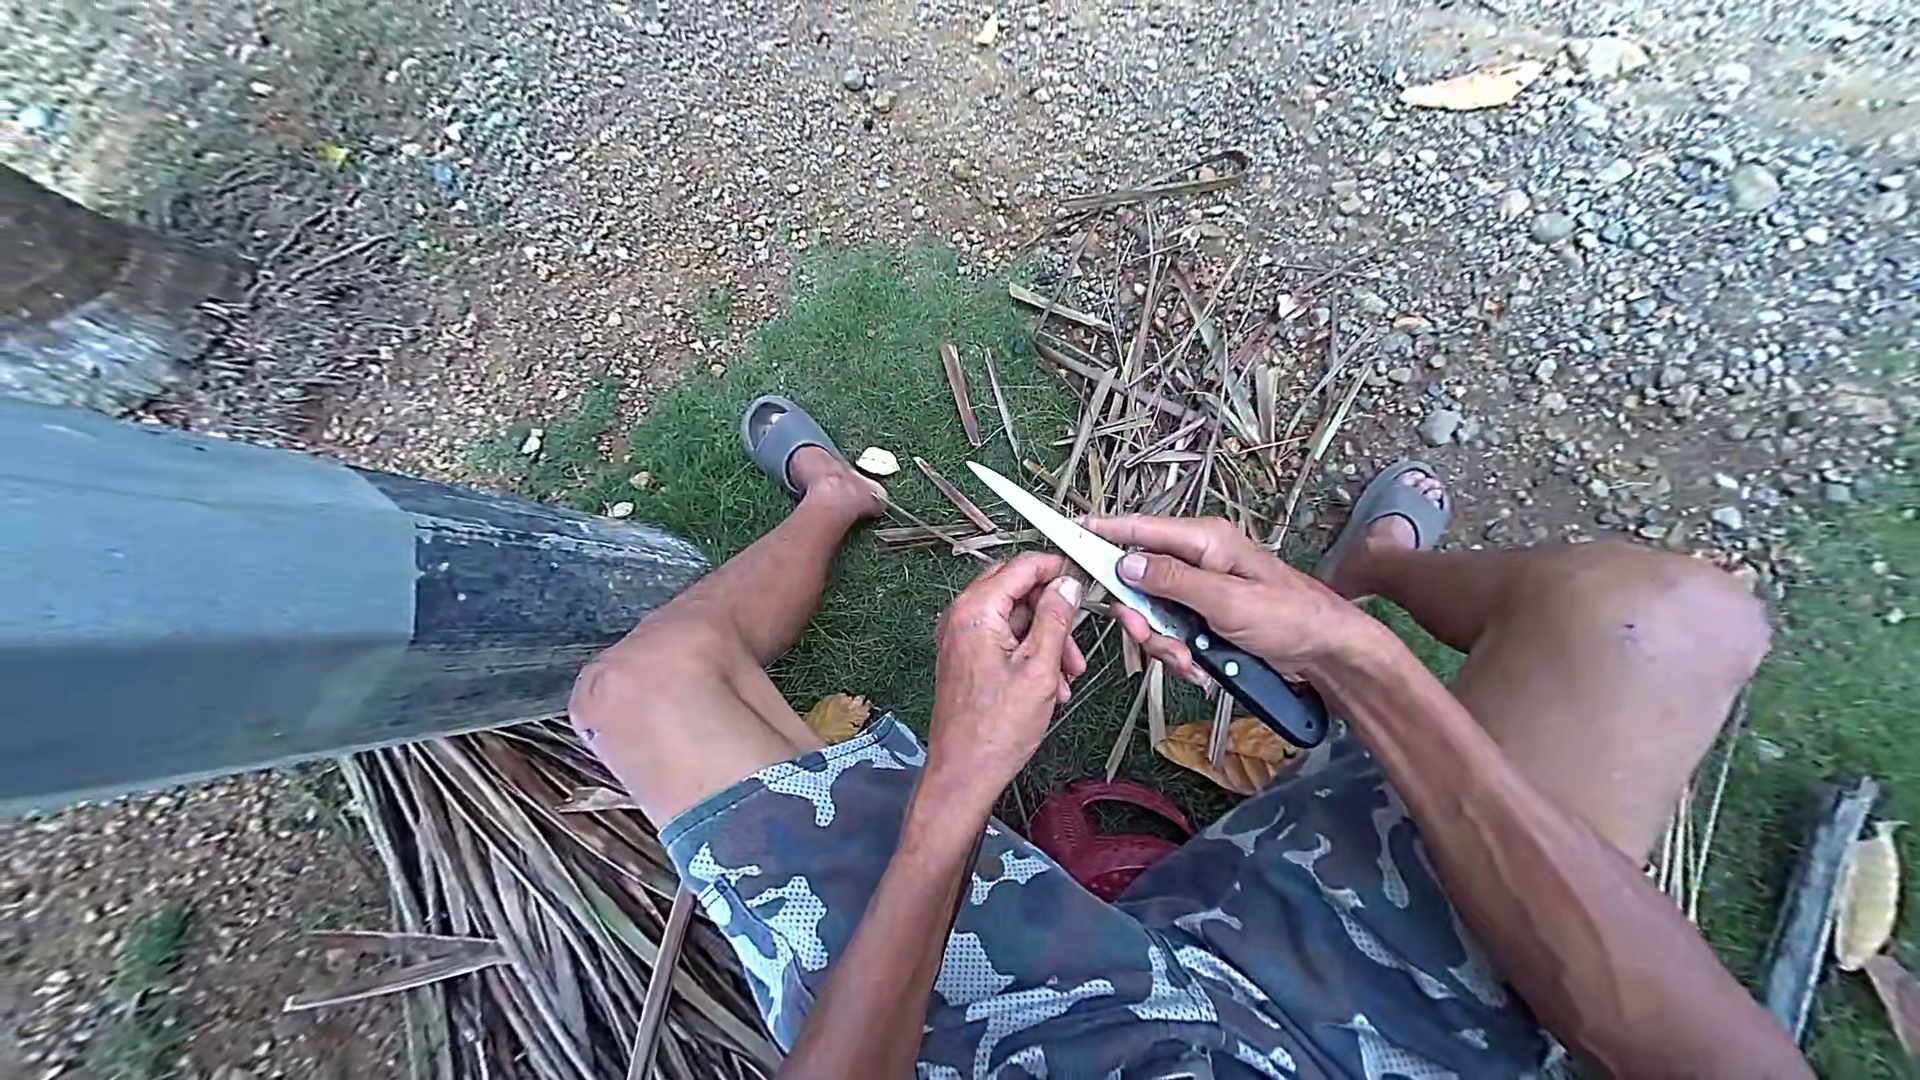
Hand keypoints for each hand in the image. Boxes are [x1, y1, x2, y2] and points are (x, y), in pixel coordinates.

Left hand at [927, 553, 1085, 808]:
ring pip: (1014, 617)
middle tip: (1075, 641)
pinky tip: (1049, 683)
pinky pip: (1003, 638)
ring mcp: (961, 636)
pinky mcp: (965, 655)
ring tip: (1066, 675)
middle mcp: (962, 616)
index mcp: (976, 610)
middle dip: (1052, 612)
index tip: (1082, 581)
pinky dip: (1029, 652)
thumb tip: (1066, 585)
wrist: (964, 773)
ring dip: (1045, 639)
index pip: (1021, 566)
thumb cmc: (996, 729)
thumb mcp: (1039, 668)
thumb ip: (1055, 618)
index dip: (1055, 569)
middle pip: (1017, 590)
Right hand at [1084, 515, 1378, 679]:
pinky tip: (1200, 664)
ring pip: (1150, 613)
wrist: (1325, 655)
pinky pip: (1168, 633)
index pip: (1140, 529)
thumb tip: (1126, 563)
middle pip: (1137, 581)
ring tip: (1191, 659)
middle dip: (1141, 616)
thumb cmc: (1290, 616)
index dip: (1103, 530)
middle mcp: (1195, 561)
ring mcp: (1196, 591)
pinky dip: (1178, 653)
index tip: (1071, 530)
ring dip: (1163, 641)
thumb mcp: (1227, 600)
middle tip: (1151, 635)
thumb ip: (1172, 581)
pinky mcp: (1199, 617)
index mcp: (1204, 541)